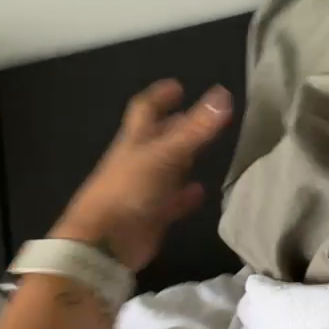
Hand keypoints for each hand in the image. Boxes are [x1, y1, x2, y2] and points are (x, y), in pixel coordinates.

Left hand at [51, 79, 232, 270]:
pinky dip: (185, 195)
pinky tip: (202, 192)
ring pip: (167, 169)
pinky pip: (172, 201)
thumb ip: (196, 129)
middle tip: (200, 118)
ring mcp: (143, 189)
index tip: (178, 86)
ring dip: (184, 160)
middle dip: (176, 126)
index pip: (146, 110)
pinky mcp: (151, 215)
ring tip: (207, 151)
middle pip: (158, 138)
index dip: (160, 96)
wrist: (104, 242)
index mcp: (135, 141)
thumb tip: (224, 94)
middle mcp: (138, 161)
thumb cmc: (130, 190)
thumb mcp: (166, 155)